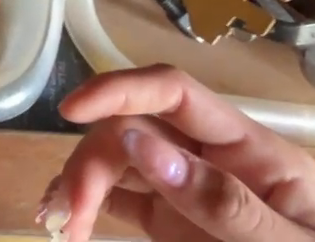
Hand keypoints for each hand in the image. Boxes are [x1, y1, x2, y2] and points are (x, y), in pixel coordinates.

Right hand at [44, 65, 314, 241]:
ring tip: (60, 224)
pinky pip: (119, 196)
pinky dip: (86, 201)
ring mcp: (190, 190)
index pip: (174, 93)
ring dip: (80, 183)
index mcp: (253, 152)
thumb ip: (226, 204)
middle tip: (69, 213)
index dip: (118, 90)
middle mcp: (212, 159)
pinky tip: (65, 219)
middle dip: (92, 162)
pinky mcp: (172, 222)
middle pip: (132, 130)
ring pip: (116, 159)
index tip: (70, 110)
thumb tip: (140, 141)